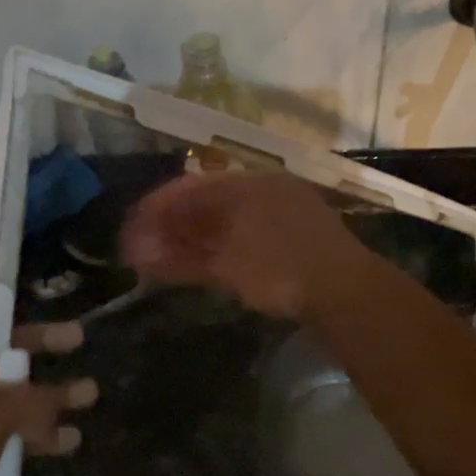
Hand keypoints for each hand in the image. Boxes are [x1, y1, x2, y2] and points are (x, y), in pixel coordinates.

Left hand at [0, 268, 97, 475]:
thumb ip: (31, 399)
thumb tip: (75, 395)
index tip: (9, 276)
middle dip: (33, 343)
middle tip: (77, 337)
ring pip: (9, 391)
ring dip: (48, 392)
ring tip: (90, 394)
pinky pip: (12, 430)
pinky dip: (40, 431)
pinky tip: (69, 440)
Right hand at [121, 172, 369, 318]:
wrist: (348, 292)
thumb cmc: (282, 268)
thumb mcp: (226, 264)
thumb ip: (179, 257)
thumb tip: (135, 249)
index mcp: (247, 184)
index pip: (188, 187)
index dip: (154, 209)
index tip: (128, 233)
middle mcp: (264, 190)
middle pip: (206, 202)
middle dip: (170, 224)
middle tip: (141, 250)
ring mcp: (283, 213)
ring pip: (226, 219)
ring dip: (193, 237)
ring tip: (165, 259)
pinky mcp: (296, 238)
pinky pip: (245, 234)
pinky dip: (219, 247)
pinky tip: (207, 263)